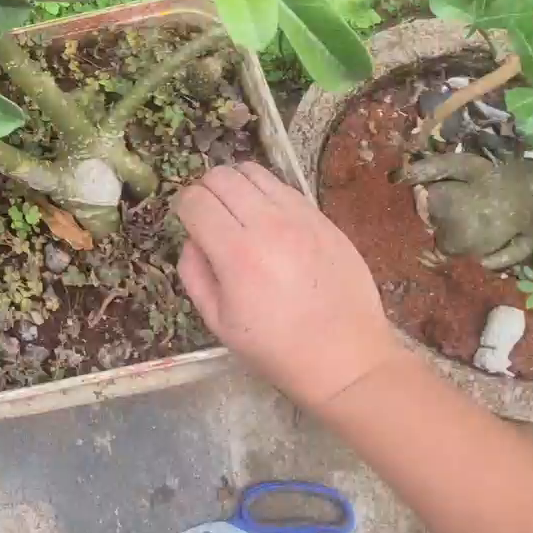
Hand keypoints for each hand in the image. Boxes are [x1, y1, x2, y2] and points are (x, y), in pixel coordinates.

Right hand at [175, 164, 405, 411]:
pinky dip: (265, 194)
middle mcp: (268, 225)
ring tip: (238, 212)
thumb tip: (192, 239)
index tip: (188, 223)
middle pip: (220, 176)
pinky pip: (283, 186)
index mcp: (237, 254)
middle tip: (210, 216)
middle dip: (205, 191)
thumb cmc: (277, 349)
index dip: (183, 208)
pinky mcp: (323, 218)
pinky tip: (268, 220)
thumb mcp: (218, 322)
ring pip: (251, 171)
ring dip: (235, 185)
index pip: (195, 200)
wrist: (348, 361)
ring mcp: (300, 217)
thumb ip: (194, 273)